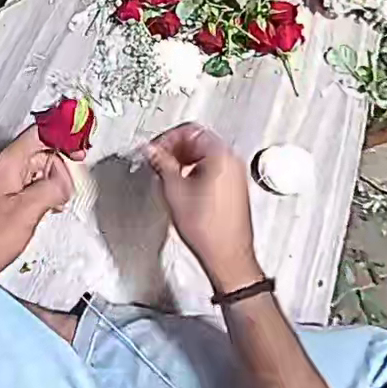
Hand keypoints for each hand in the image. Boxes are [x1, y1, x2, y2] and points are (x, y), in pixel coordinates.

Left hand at [0, 126, 75, 293]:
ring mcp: (2, 183)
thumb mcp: (27, 211)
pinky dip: (43, 192)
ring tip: (57, 202)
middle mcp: (3, 168)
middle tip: (67, 189)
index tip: (79, 150)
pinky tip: (48, 207)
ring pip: (37, 169)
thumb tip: (64, 181)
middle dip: (60, 166)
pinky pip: (30, 184)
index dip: (63, 137)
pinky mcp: (2, 198)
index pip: (40, 133)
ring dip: (53, 181)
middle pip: (41, 151)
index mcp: (7, 163)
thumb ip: (52, 188)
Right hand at [144, 123, 261, 292]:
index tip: (154, 149)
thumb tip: (151, 150)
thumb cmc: (208, 229)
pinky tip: (181, 185)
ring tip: (166, 173)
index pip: (190, 130)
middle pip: (198, 139)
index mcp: (220, 155)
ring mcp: (235, 174)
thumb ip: (161, 163)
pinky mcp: (234, 187)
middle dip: (174, 148)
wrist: (227, 257)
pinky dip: (194, 169)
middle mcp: (231, 160)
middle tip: (157, 159)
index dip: (167, 138)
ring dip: (183, 159)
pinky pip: (212, 167)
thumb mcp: (174, 190)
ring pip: (204, 154)